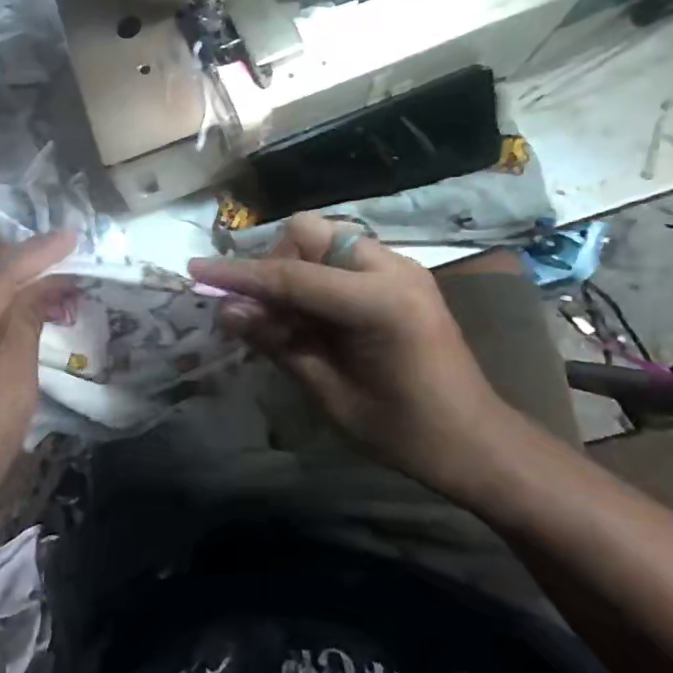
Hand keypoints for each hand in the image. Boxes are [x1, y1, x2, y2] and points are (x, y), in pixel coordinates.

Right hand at [189, 214, 510, 497]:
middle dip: (275, 262)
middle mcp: (393, 268)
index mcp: (380, 303)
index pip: (292, 277)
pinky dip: (317, 275)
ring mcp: (402, 266)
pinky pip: (344, 255)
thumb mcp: (332, 396)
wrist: (477, 441)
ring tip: (288, 319)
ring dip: (295, 268)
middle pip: (310, 231)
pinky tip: (315, 316)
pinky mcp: (403, 274)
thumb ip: (279, 344)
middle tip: (263, 312)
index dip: (239, 276)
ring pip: (326, 237)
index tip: (195, 271)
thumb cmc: (407, 433)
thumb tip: (227, 311)